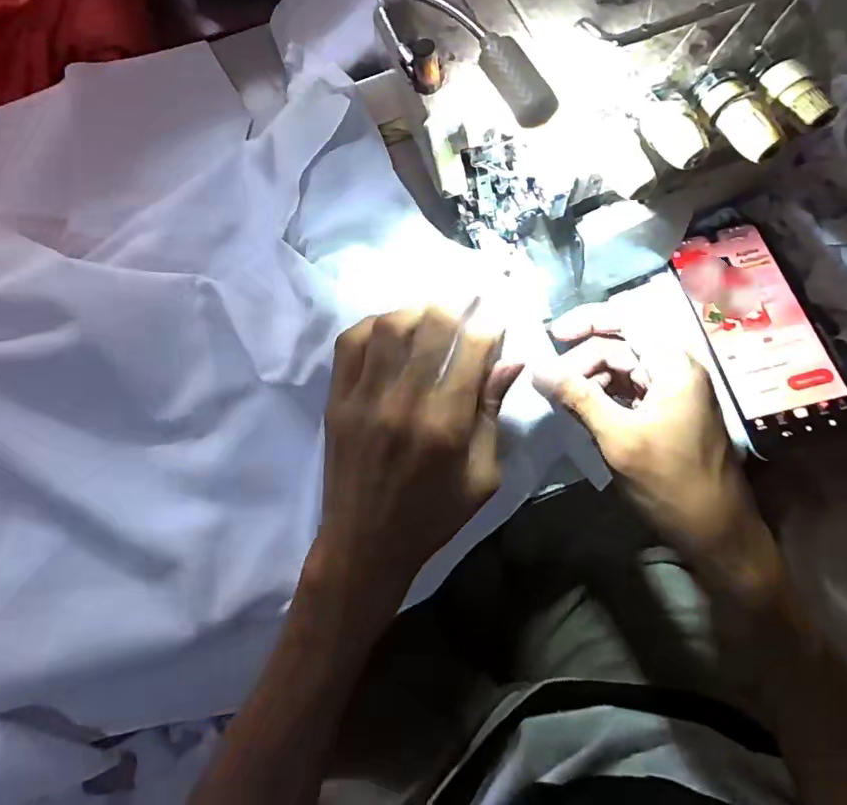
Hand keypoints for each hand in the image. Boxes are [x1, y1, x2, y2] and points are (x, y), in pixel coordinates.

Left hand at [311, 302, 523, 616]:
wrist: (364, 544)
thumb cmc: (433, 515)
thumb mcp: (482, 476)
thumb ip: (491, 414)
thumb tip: (510, 362)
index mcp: (445, 426)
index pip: (470, 351)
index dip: (487, 324)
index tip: (494, 315)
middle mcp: (403, 403)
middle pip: (430, 328)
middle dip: (456, 307)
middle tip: (467, 301)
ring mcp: (363, 398)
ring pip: (389, 327)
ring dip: (415, 310)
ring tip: (430, 314)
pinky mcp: (336, 400)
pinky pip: (350, 343)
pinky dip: (372, 325)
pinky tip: (390, 329)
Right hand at [531, 305, 761, 565]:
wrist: (716, 533)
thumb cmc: (671, 482)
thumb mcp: (618, 438)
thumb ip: (578, 398)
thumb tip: (537, 369)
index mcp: (674, 365)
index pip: (629, 319)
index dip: (588, 320)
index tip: (554, 335)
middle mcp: (676, 368)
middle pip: (622, 344)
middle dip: (584, 358)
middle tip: (552, 383)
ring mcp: (673, 390)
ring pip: (623, 367)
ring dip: (591, 378)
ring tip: (563, 399)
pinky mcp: (666, 411)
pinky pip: (629, 389)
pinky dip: (603, 395)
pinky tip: (581, 409)